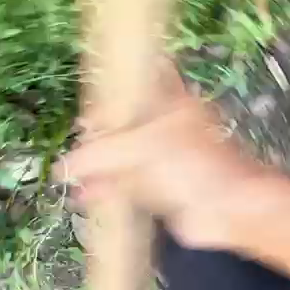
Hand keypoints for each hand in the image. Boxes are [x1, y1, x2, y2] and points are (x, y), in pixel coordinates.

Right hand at [60, 68, 279, 250]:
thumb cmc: (192, 164)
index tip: (88, 95)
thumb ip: (100, 153)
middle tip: (78, 137)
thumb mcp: (142, 148)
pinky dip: (105, 188)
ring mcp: (163, 157)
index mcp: (169, 101)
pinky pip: (126, 183)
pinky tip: (85, 194)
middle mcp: (166, 125)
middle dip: (98, 132)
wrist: (228, 207)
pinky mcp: (159, 186)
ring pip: (123, 155)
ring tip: (70, 172)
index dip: (113, 86)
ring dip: (98, 164)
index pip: (137, 81)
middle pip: (124, 121)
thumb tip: (62, 167)